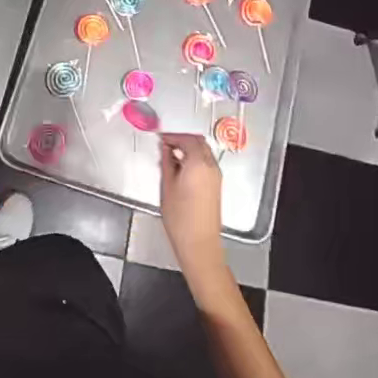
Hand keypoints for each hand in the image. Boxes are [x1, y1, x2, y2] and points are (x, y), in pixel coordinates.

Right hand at [158, 133, 223, 270]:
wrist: (198, 242)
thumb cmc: (181, 218)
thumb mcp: (167, 186)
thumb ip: (167, 163)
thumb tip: (165, 150)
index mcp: (198, 163)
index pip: (187, 139)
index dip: (173, 136)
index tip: (161, 138)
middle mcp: (211, 166)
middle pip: (199, 142)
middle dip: (182, 139)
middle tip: (165, 144)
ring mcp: (216, 176)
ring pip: (203, 152)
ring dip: (189, 149)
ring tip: (170, 156)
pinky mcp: (216, 185)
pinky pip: (206, 163)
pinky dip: (194, 159)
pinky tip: (180, 168)